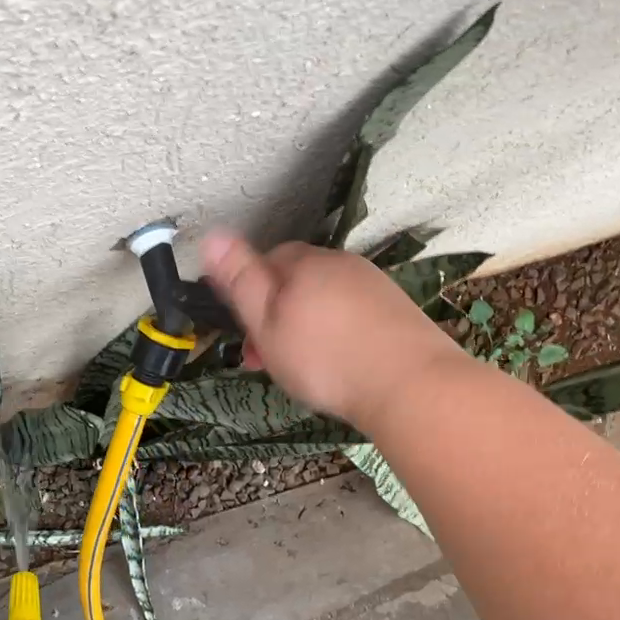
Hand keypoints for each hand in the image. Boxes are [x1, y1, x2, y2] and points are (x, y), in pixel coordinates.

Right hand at [202, 231, 473, 426]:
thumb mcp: (266, 323)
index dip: (248, 296)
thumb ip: (240, 280)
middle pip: (295, 280)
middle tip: (267, 358)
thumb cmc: (323, 358)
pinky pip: (350, 314)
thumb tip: (212, 236)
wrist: (407, 384)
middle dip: (277, 312)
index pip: (264, 260)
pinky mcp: (393, 308)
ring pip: (323, 298)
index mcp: (304, 263)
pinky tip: (336, 363)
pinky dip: (335, 333)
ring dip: (305, 325)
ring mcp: (371, 283)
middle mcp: (339, 263)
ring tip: (301, 366)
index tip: (245, 336)